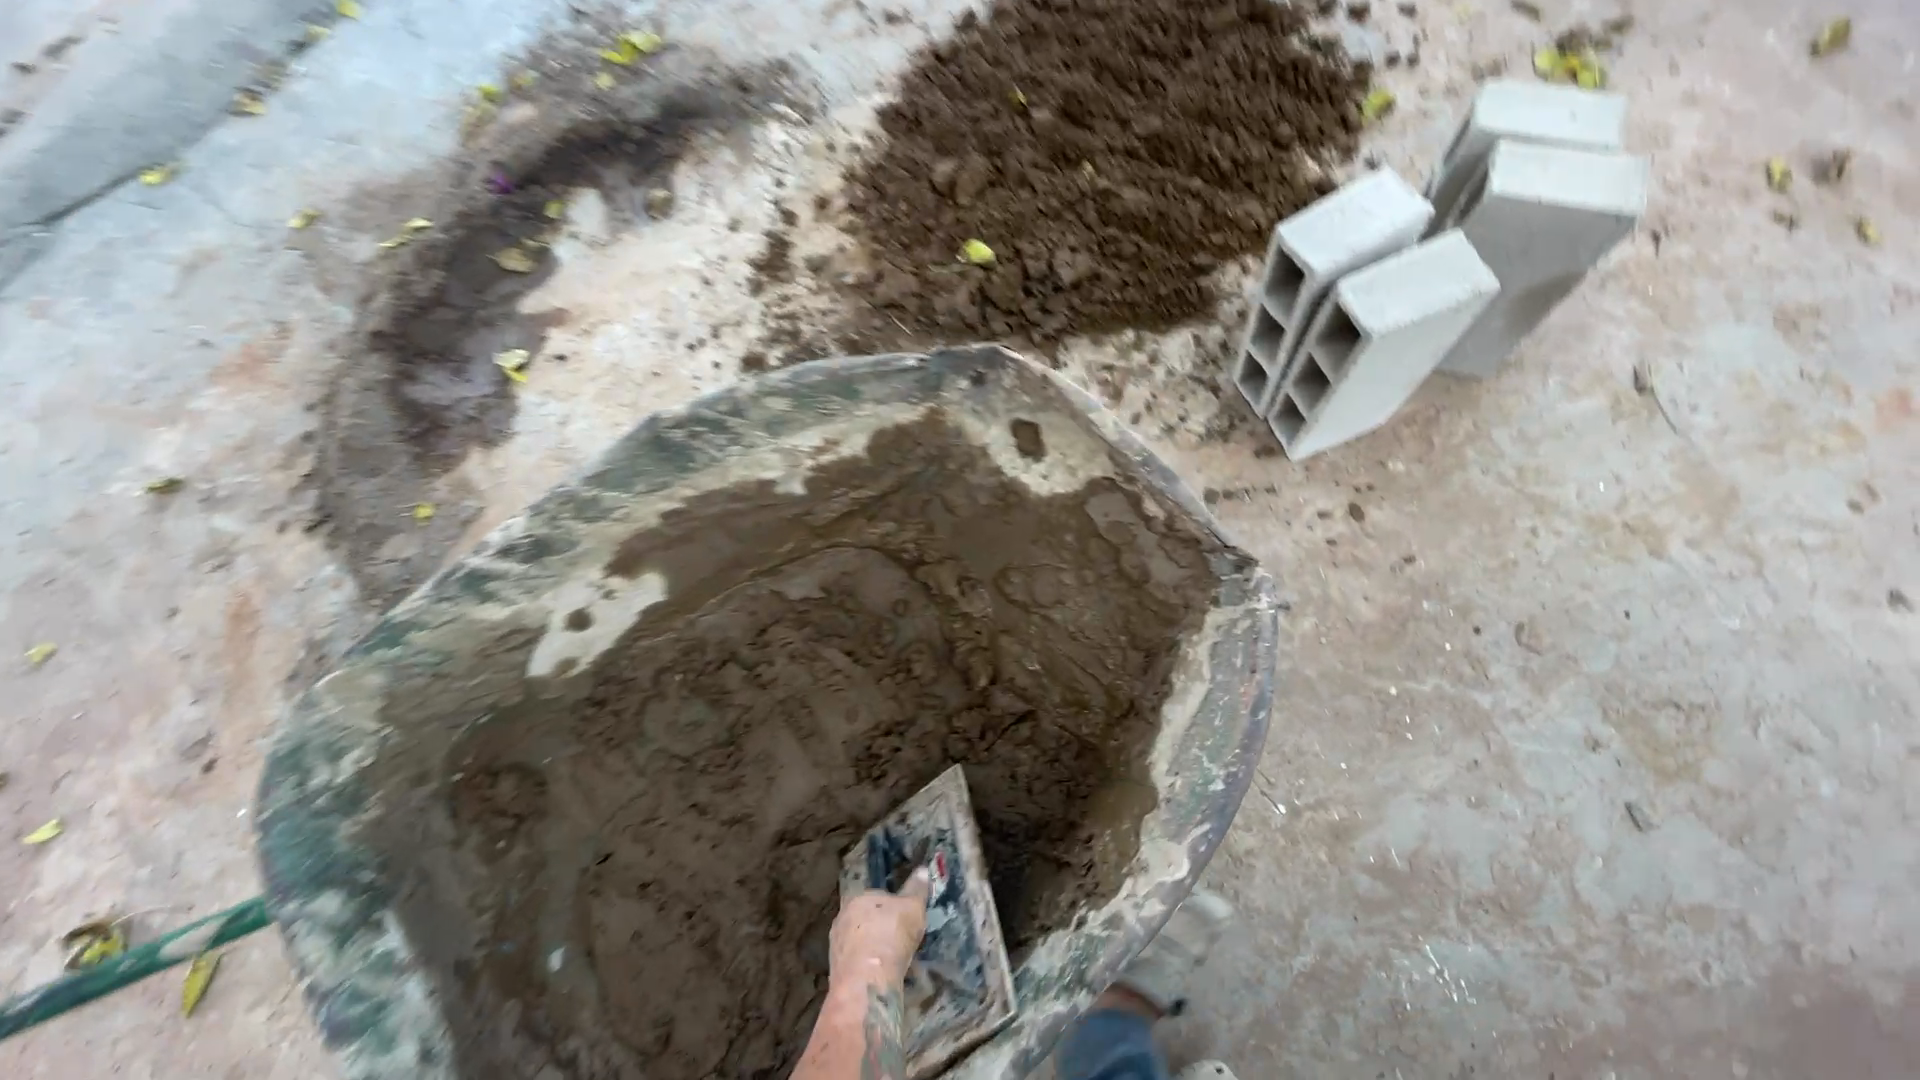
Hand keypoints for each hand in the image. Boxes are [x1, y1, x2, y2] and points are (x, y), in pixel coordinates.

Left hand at [829, 868, 930, 991]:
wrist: (867, 980)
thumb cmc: (891, 935)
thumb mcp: (913, 907)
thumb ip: (917, 888)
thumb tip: (922, 870)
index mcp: (857, 897)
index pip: (877, 897)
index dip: (893, 907)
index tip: (904, 919)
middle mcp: (841, 916)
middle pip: (866, 919)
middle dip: (881, 927)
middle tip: (900, 940)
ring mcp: (835, 944)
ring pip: (859, 942)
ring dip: (873, 948)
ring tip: (893, 961)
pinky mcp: (835, 969)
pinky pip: (856, 962)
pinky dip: (867, 966)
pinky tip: (881, 975)